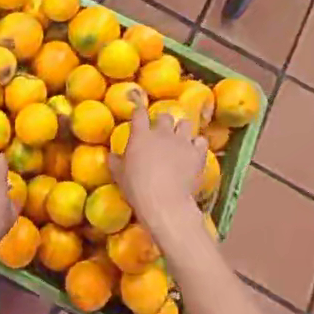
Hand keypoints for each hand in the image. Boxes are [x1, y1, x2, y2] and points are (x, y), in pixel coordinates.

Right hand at [113, 107, 208, 224]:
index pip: (139, 114)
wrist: (164, 201)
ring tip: (181, 139)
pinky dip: (198, 145)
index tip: (139, 114)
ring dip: (182, 130)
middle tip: (162, 133)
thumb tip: (111, 156)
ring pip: (185, 123)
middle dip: (163, 121)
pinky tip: (195, 152)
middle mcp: (162, 133)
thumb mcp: (119, 176)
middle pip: (165, 116)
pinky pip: (201, 141)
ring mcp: (182, 141)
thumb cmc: (137, 188)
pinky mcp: (197, 153)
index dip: (139, 111)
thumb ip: (115, 162)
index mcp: (141, 135)